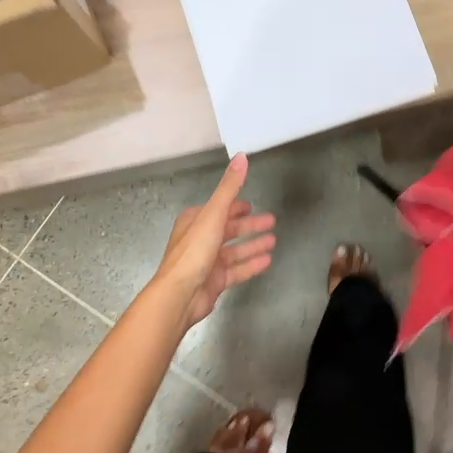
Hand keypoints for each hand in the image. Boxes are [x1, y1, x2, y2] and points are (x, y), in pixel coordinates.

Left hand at [152, 155, 277, 327]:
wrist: (179, 295)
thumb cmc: (194, 251)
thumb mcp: (214, 214)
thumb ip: (229, 187)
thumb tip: (241, 157)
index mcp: (194, 221)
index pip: (219, 209)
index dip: (235, 206)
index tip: (251, 205)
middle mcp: (199, 239)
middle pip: (229, 229)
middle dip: (249, 225)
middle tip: (271, 222)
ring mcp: (206, 262)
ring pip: (234, 250)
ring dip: (253, 244)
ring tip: (273, 241)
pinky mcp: (214, 281)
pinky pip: (236, 270)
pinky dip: (250, 264)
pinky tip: (267, 261)